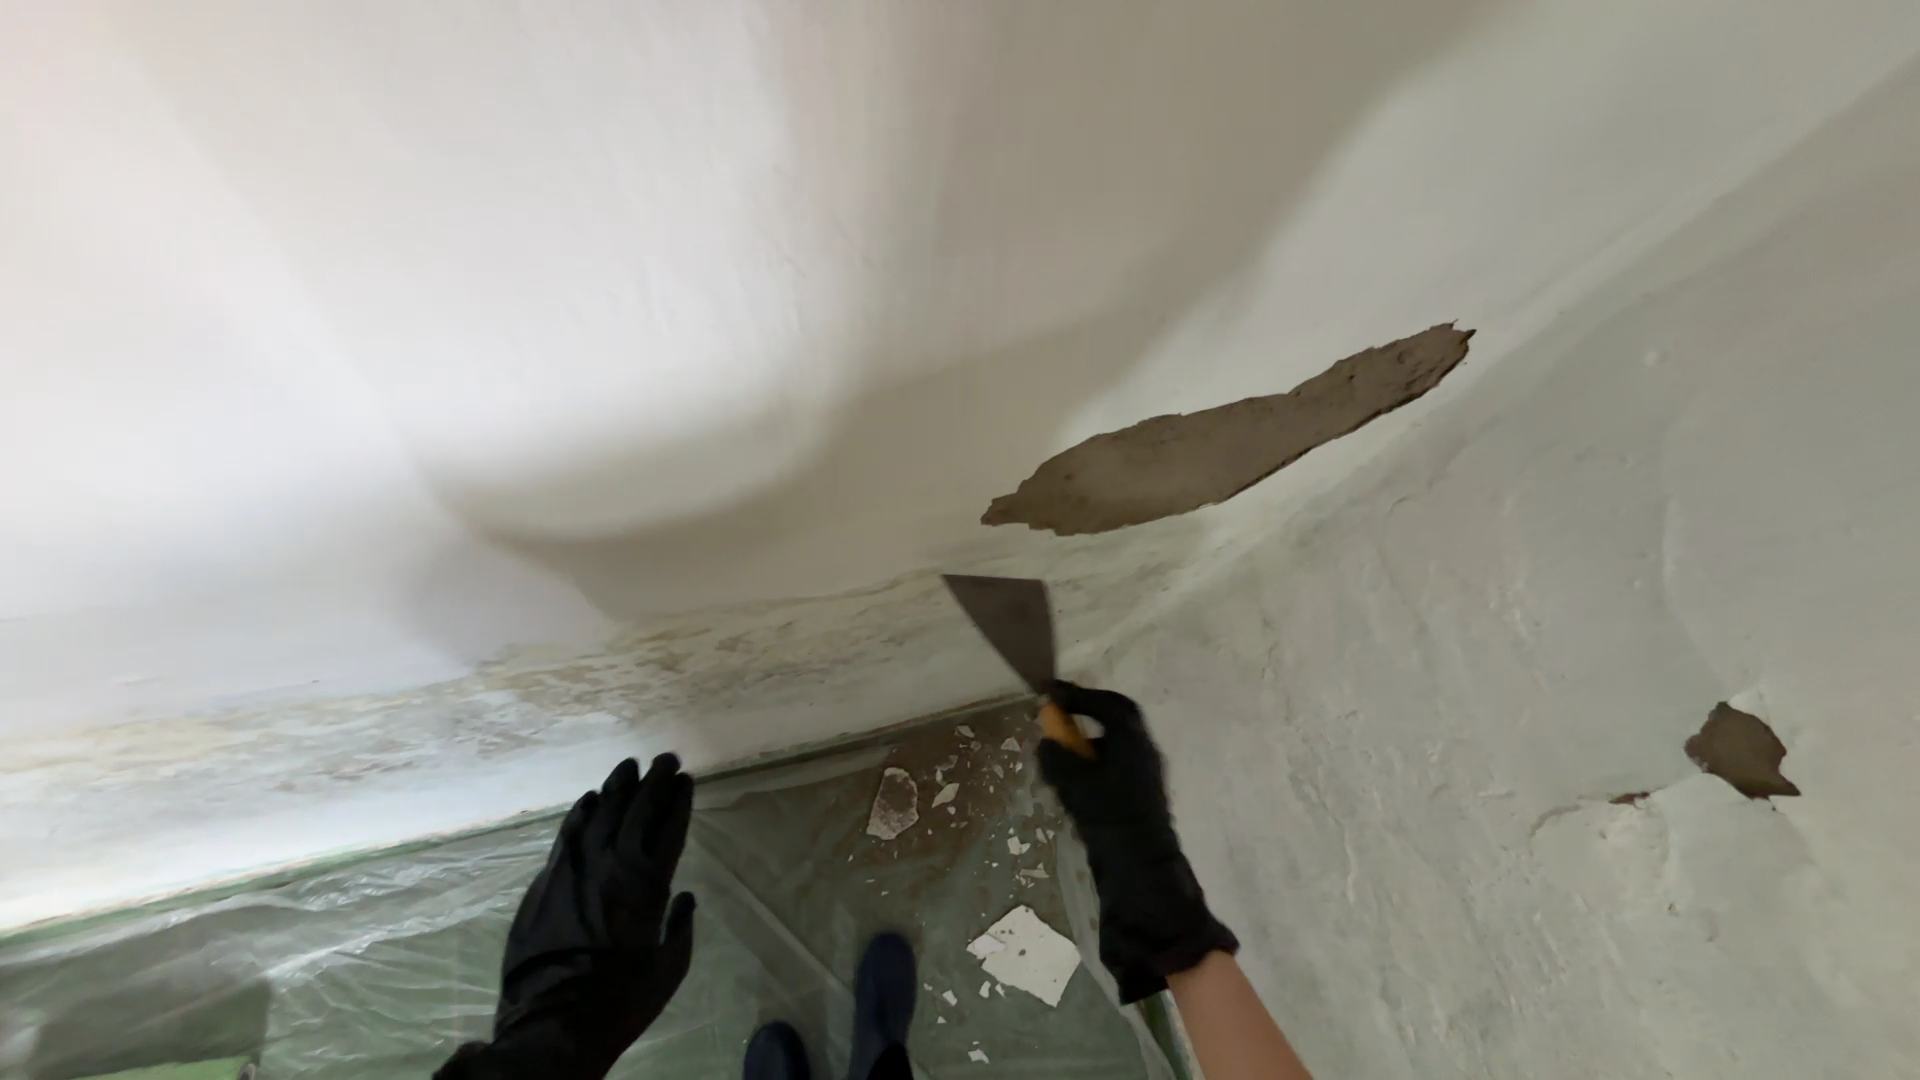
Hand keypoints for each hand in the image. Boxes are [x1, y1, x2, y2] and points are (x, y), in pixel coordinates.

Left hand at [437, 755, 696, 1079]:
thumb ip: (680, 926)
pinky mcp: (548, 880)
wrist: (552, 1022)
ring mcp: (578, 868)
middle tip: (667, 759)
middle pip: (639, 808)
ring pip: (602, 812)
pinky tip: (590, 799)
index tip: (687, 779)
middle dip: (656, 781)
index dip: (680, 799)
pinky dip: (581, 812)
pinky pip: (568, 833)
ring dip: (618, 786)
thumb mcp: (669, 967)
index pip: (671, 825)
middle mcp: (616, 864)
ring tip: (630, 766)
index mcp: (651, 882)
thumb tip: (685, 899)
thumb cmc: (621, 998)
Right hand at [1037, 681, 1236, 1003]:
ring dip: (1091, 736)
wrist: (1143, 868)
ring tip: (1063, 748)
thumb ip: (1057, 758)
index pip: (1106, 704)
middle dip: (1089, 709)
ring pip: (1117, 740)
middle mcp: (1144, 749)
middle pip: (1118, 716)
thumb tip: (1046, 743)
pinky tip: (1076, 778)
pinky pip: (1117, 761)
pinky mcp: (1142, 792)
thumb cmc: (1110, 819)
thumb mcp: (1075, 785)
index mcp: (1132, 740)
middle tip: (1062, 711)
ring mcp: (1146, 771)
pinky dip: (1096, 759)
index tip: (1051, 693)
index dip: (1078, 695)